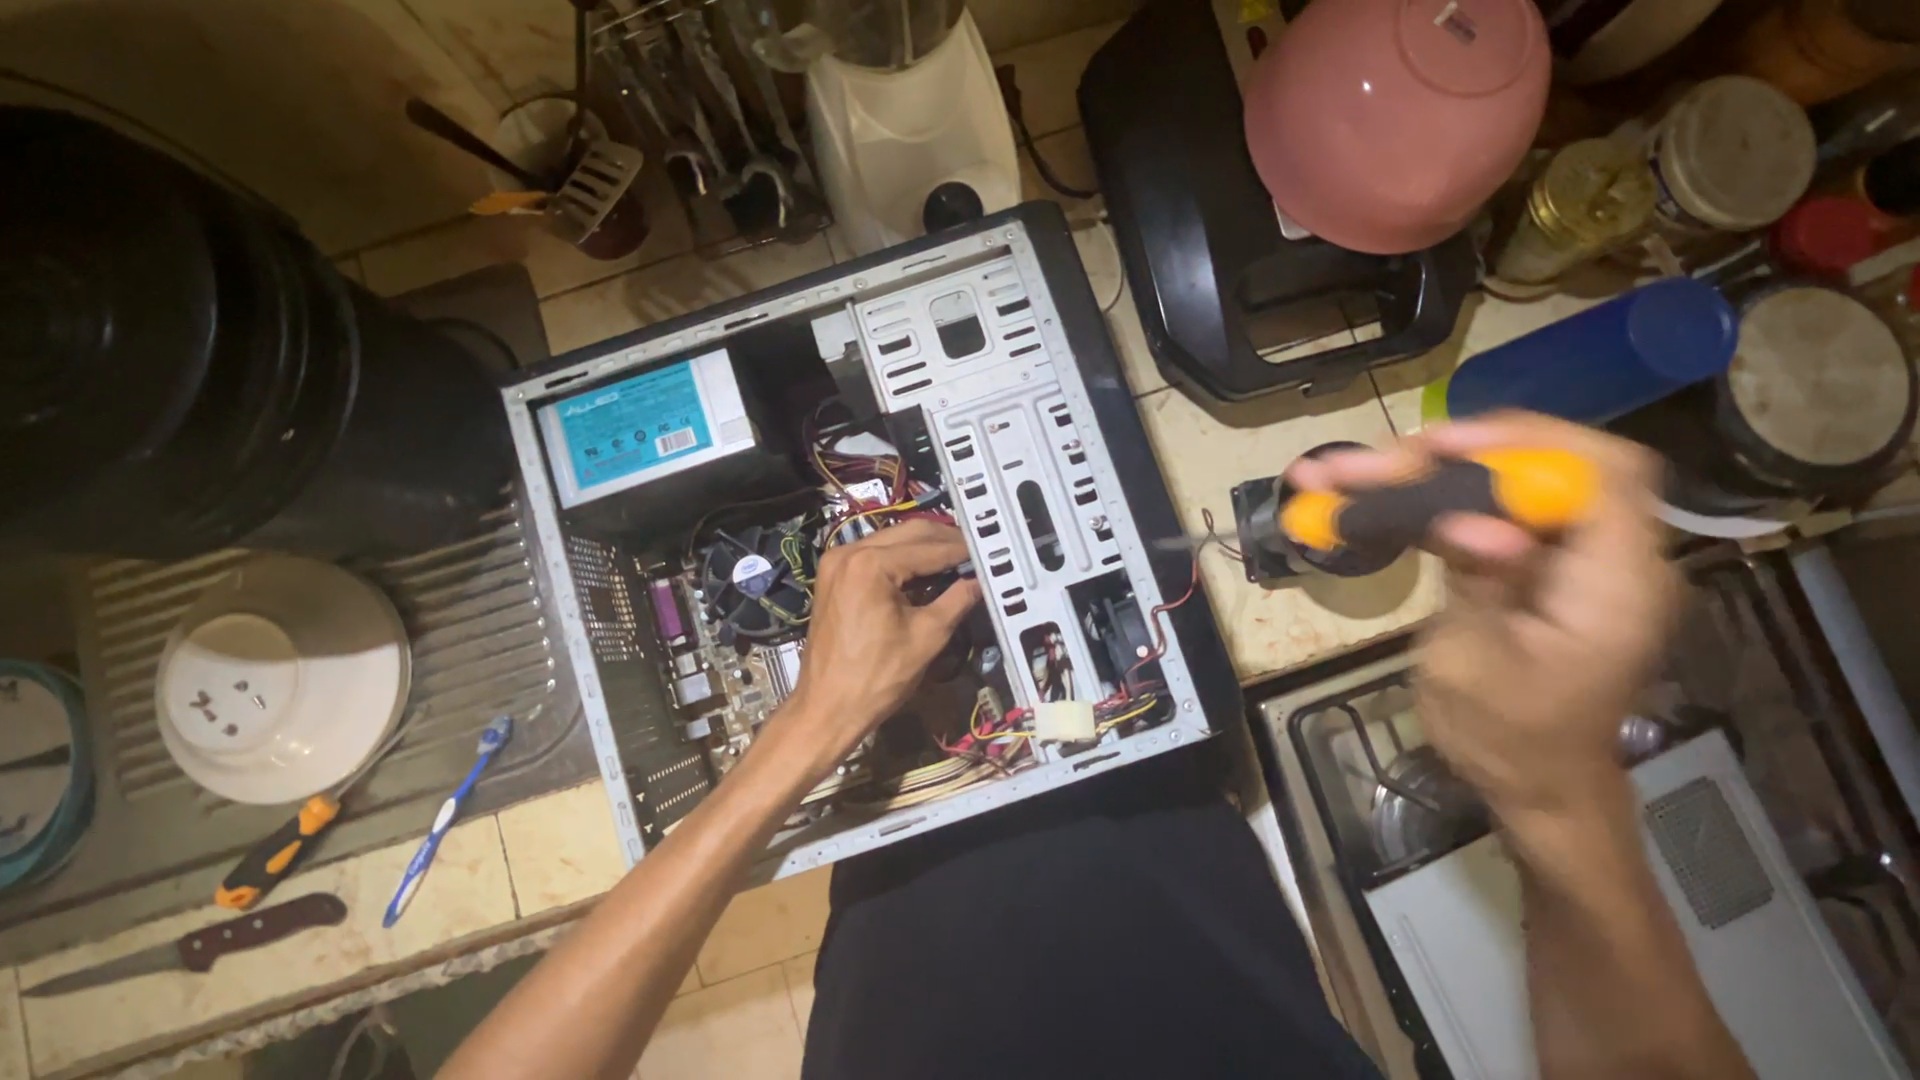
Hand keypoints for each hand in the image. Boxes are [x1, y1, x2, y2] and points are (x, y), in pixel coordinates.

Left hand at [775, 521, 981, 778]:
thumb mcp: (927, 637)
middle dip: (945, 541)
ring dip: (925, 548)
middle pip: (909, 533)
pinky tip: (927, 571)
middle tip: (979, 552)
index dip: (963, 551)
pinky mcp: (834, 576)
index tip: (991, 552)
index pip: (929, 548)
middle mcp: (848, 552)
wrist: (827, 708)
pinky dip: (902, 559)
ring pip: (892, 540)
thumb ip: (957, 600)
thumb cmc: (876, 678)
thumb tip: (981, 581)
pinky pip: (875, 555)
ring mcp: (837, 562)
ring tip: (958, 561)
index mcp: (870, 564)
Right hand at [1288, 412, 1677, 822]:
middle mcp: (1597, 554)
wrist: (1531, 781)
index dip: (1524, 444)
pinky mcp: (1521, 563)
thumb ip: (1482, 586)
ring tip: (1339, 475)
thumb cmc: (1511, 738)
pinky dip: (1420, 501)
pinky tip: (1363, 496)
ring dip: (1418, 474)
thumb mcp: (1483, 668)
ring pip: (1494, 485)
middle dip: (1445, 457)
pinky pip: (1474, 513)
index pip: (1597, 474)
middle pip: (1534, 467)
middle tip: (1363, 467)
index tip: (1441, 447)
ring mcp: (1557, 557)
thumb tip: (1471, 522)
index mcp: (1613, 582)